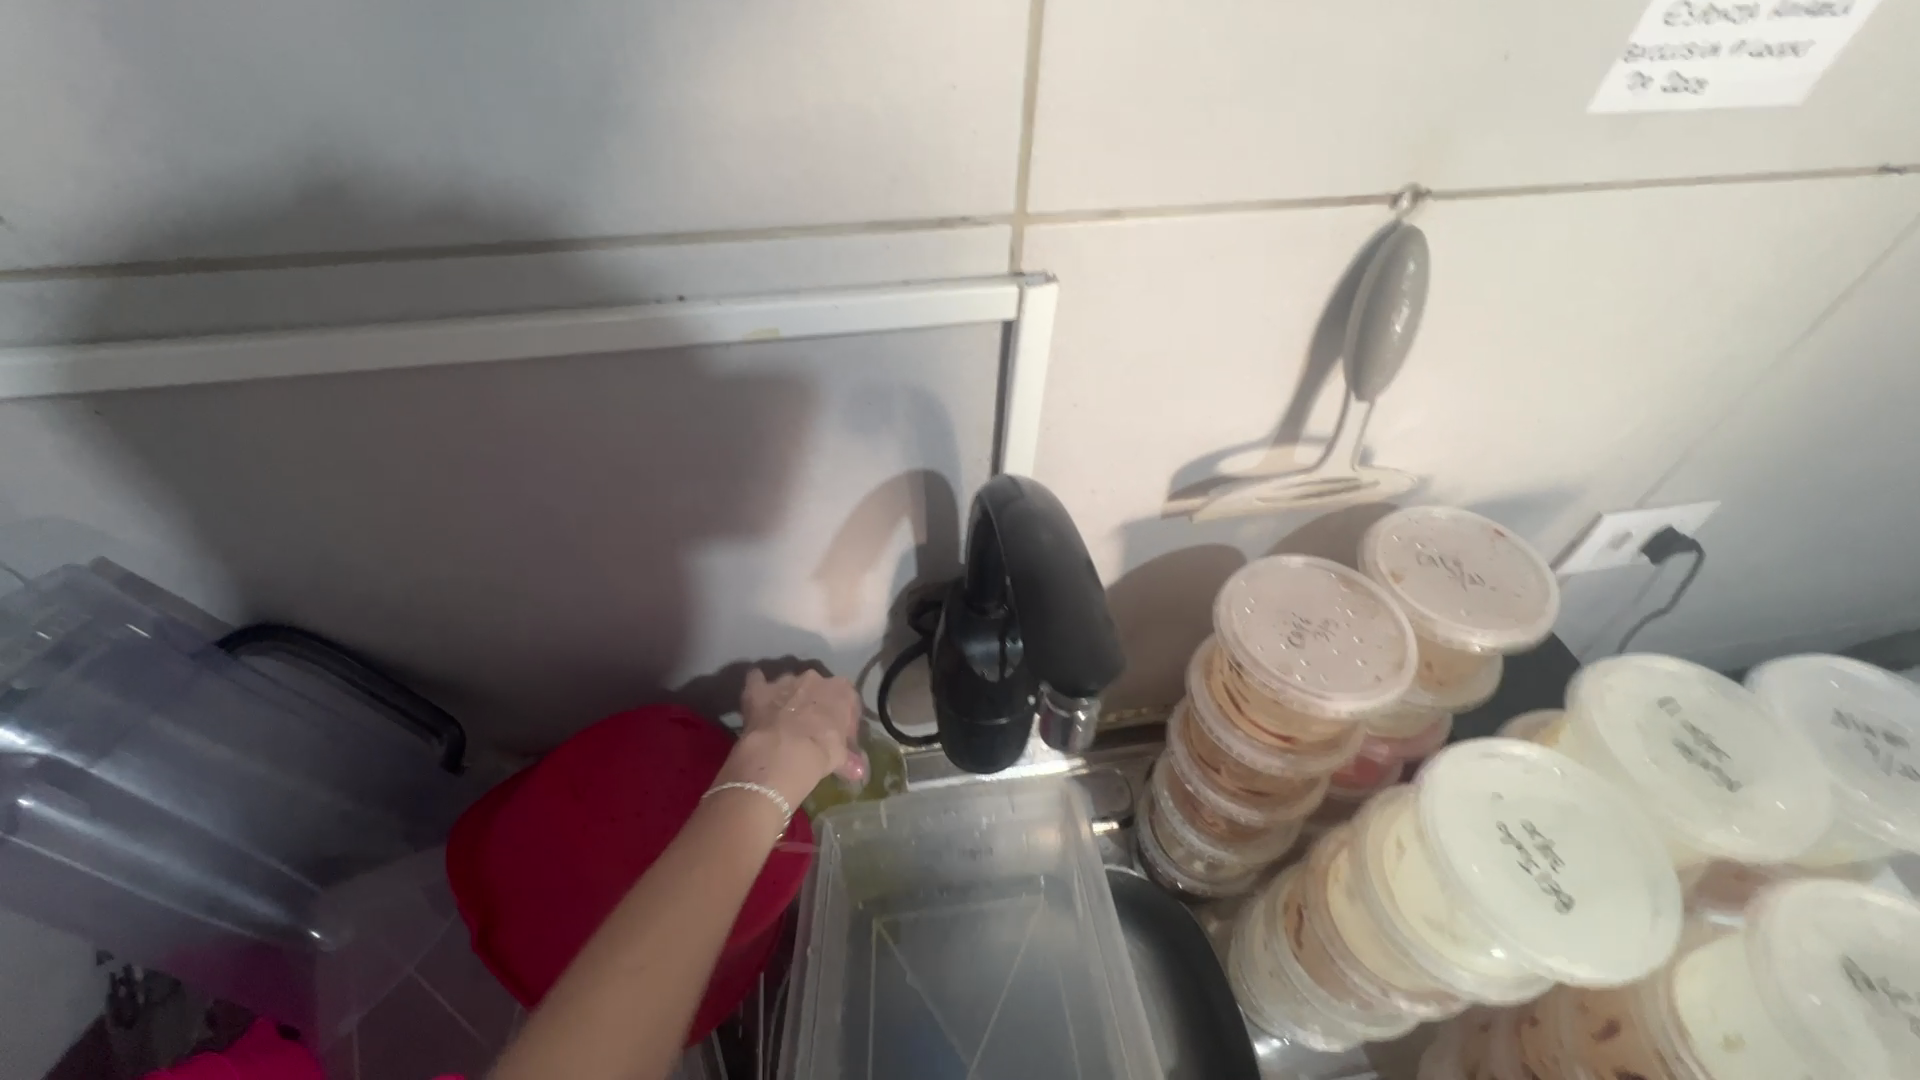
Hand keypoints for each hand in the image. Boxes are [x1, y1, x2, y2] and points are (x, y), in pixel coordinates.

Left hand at [718, 669, 867, 806]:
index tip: (840, 738)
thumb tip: (860, 771)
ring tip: (783, 723)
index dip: (844, 719)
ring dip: (788, 699)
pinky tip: (757, 702)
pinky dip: (758, 689)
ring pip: (789, 686)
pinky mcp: (758, 689)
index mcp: (841, 689)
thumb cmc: (821, 752)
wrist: (782, 753)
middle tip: (810, 731)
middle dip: (814, 706)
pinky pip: (757, 680)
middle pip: (817, 689)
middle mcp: (814, 678)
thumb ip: (851, 760)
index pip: (848, 700)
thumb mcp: (842, 759)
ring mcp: (785, 681)